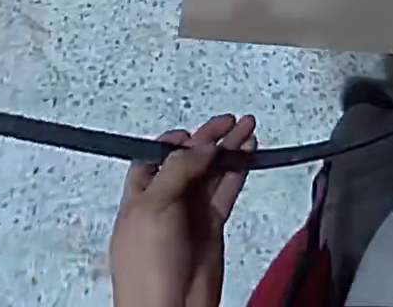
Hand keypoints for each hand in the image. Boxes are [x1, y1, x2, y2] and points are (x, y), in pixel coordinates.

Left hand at [110, 114, 257, 306]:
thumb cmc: (146, 270)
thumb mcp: (154, 207)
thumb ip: (178, 169)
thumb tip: (202, 146)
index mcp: (142, 195)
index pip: (157, 156)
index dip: (175, 140)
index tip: (194, 133)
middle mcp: (167, 200)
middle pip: (191, 158)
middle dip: (210, 137)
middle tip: (230, 121)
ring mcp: (191, 212)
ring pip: (213, 170)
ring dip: (230, 147)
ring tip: (247, 127)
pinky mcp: (212, 224)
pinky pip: (227, 188)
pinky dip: (239, 168)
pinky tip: (250, 152)